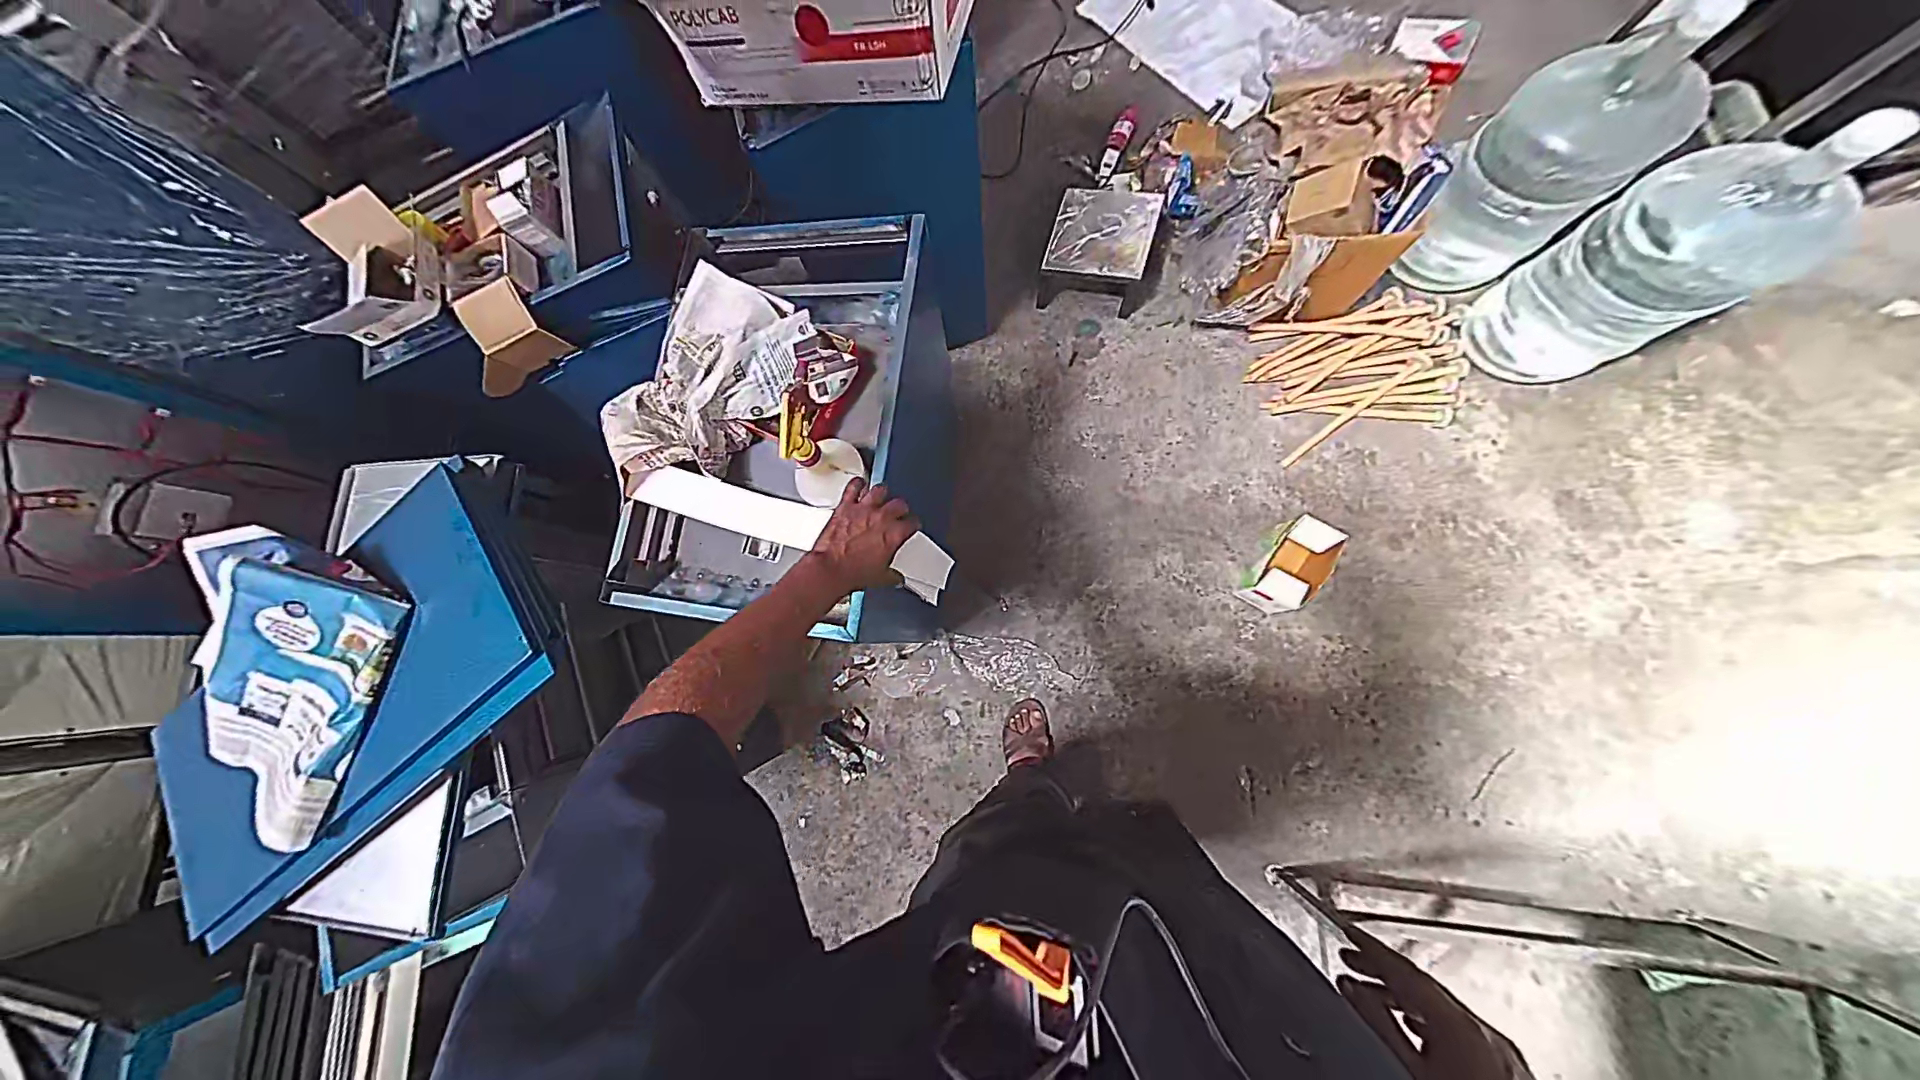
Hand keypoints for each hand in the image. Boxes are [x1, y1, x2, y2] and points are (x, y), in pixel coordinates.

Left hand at [804, 479, 917, 594]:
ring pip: (880, 490)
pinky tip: (859, 485)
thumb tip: (896, 578)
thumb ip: (893, 575)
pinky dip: (857, 484)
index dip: (913, 524)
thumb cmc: (854, 572)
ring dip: (882, 493)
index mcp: (894, 534)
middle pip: (900, 503)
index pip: (912, 522)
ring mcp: (863, 509)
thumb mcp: (881, 577)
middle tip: (899, 512)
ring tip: (881, 496)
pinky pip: (854, 486)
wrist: (831, 569)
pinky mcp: (845, 505)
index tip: (911, 525)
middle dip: (901, 508)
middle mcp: (881, 517)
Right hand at [1336, 929, 1532, 1079]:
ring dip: (1404, 995)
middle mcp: (1484, 1032)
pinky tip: (1414, 1026)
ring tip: (1372, 992)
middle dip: (1383, 969)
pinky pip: (1460, 1030)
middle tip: (1351, 958)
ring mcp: (1500, 1052)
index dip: (1372, 947)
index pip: (1405, 971)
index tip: (1351, 932)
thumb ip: (1378, 1024)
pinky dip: (1429, 1019)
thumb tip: (1351, 988)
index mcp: (1459, 1025)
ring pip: (1442, 1008)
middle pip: (1424, 986)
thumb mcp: (1408, 1068)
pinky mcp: (1507, 1070)